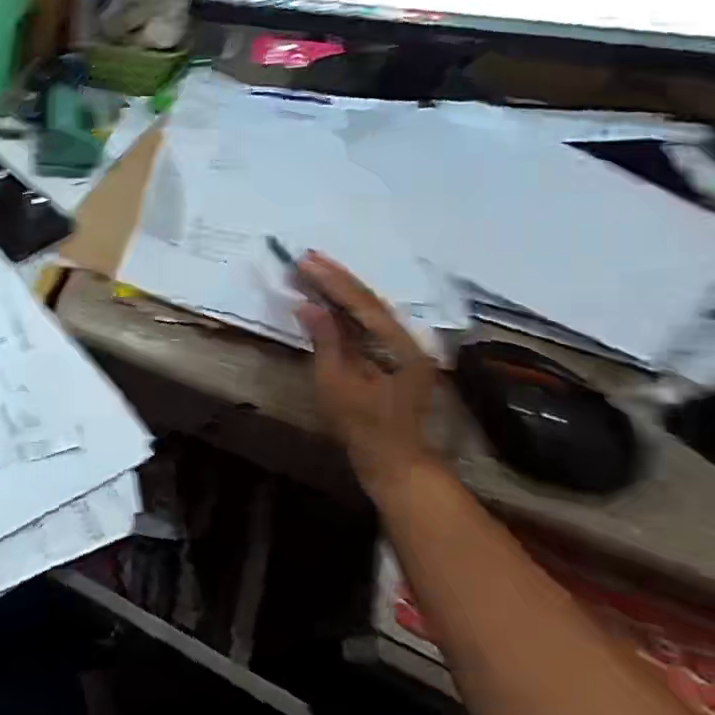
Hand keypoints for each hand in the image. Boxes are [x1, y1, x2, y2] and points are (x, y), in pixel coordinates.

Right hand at [293, 251, 436, 486]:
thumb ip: (326, 340)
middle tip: (307, 256)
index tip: (305, 261)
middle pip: (370, 301)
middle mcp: (409, 340)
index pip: (361, 304)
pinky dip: (348, 306)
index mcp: (400, 346)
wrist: (394, 457)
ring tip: (316, 269)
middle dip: (338, 278)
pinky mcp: (394, 355)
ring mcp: (404, 348)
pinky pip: (370, 322)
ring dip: (342, 288)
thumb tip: (308, 305)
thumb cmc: (362, 424)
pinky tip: (330, 298)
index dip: (332, 281)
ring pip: (371, 309)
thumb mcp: (336, 383)